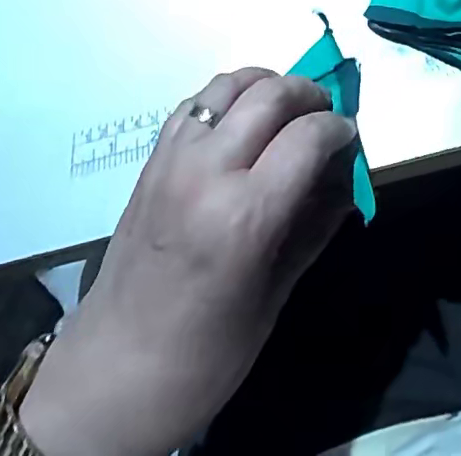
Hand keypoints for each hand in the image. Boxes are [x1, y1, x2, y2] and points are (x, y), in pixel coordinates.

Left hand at [21, 70, 358, 455]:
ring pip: (229, 85)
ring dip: (268, 84)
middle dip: (310, 94)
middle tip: (325, 115)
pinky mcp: (151, 161)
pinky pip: (195, 103)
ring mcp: (173, 160)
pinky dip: (227, 98)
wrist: (110, 375)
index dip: (339, 128)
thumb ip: (316, 225)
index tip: (350, 138)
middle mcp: (207, 172)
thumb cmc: (206, 352)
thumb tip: (347, 178)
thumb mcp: (277, 294)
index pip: (308, 136)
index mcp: (245, 214)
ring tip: (285, 108)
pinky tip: (241, 121)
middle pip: (271, 95)